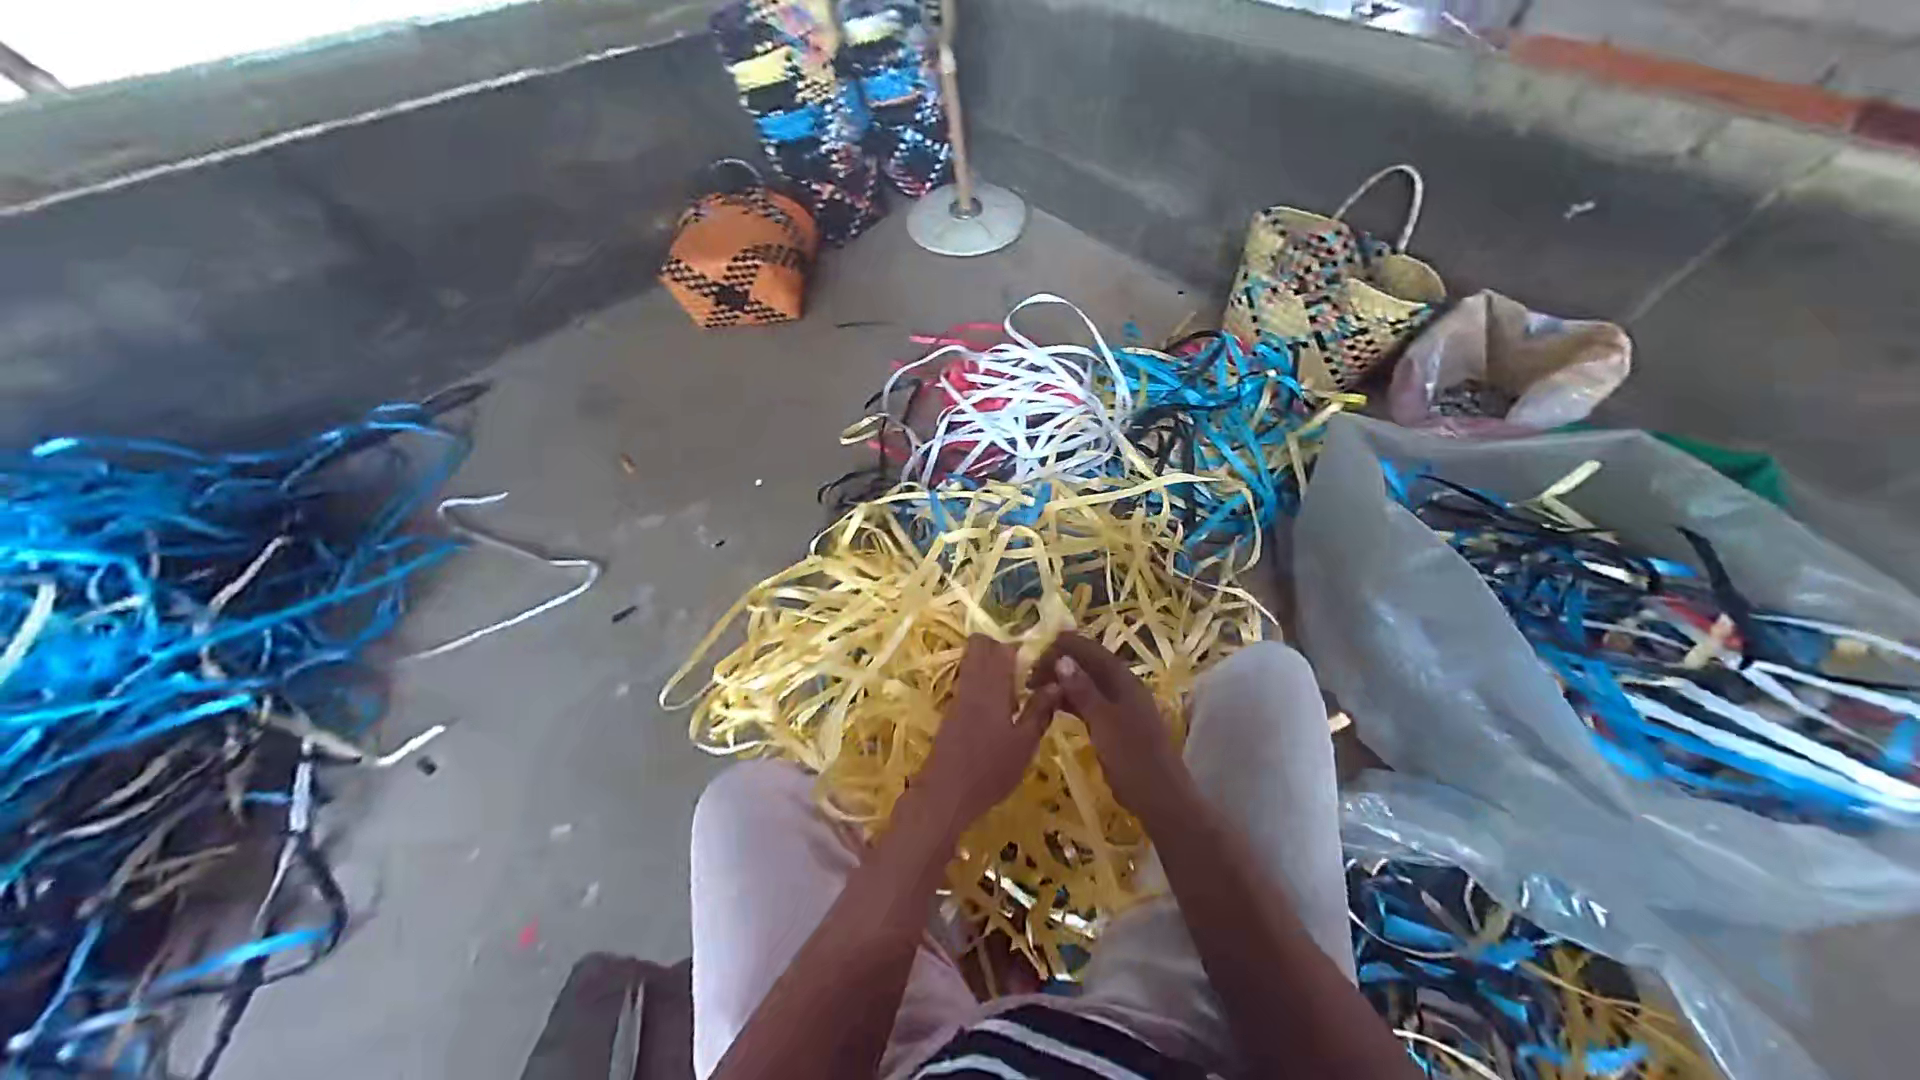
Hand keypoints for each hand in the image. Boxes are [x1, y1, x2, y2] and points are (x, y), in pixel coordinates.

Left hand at [912, 635, 1060, 837]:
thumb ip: (1040, 709)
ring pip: (972, 662)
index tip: (1041, 657)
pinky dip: (984, 683)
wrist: (945, 794)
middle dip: (1002, 648)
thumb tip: (1058, 683)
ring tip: (1018, 688)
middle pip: (979, 645)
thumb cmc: (990, 769)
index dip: (1022, 646)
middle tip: (1026, 669)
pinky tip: (1002, 707)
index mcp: (991, 684)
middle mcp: (972, 682)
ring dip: (992, 666)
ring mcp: (958, 695)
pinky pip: (969, 681)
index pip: (1002, 646)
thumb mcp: (1025, 743)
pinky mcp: (952, 710)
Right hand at [1031, 633, 1191, 820]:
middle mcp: (1121, 687)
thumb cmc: (1132, 756)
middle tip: (1029, 676)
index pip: (1090, 650)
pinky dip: (1069, 701)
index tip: (1035, 653)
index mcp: (1123, 679)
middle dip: (1059, 664)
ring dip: (1062, 683)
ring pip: (1086, 684)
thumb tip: (1061, 658)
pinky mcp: (1113, 725)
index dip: (1064, 646)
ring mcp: (1118, 707)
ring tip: (1034, 690)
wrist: (1159, 797)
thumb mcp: (1103, 721)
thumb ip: (1083, 690)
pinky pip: (1087, 703)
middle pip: (1087, 665)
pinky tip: (1052, 707)